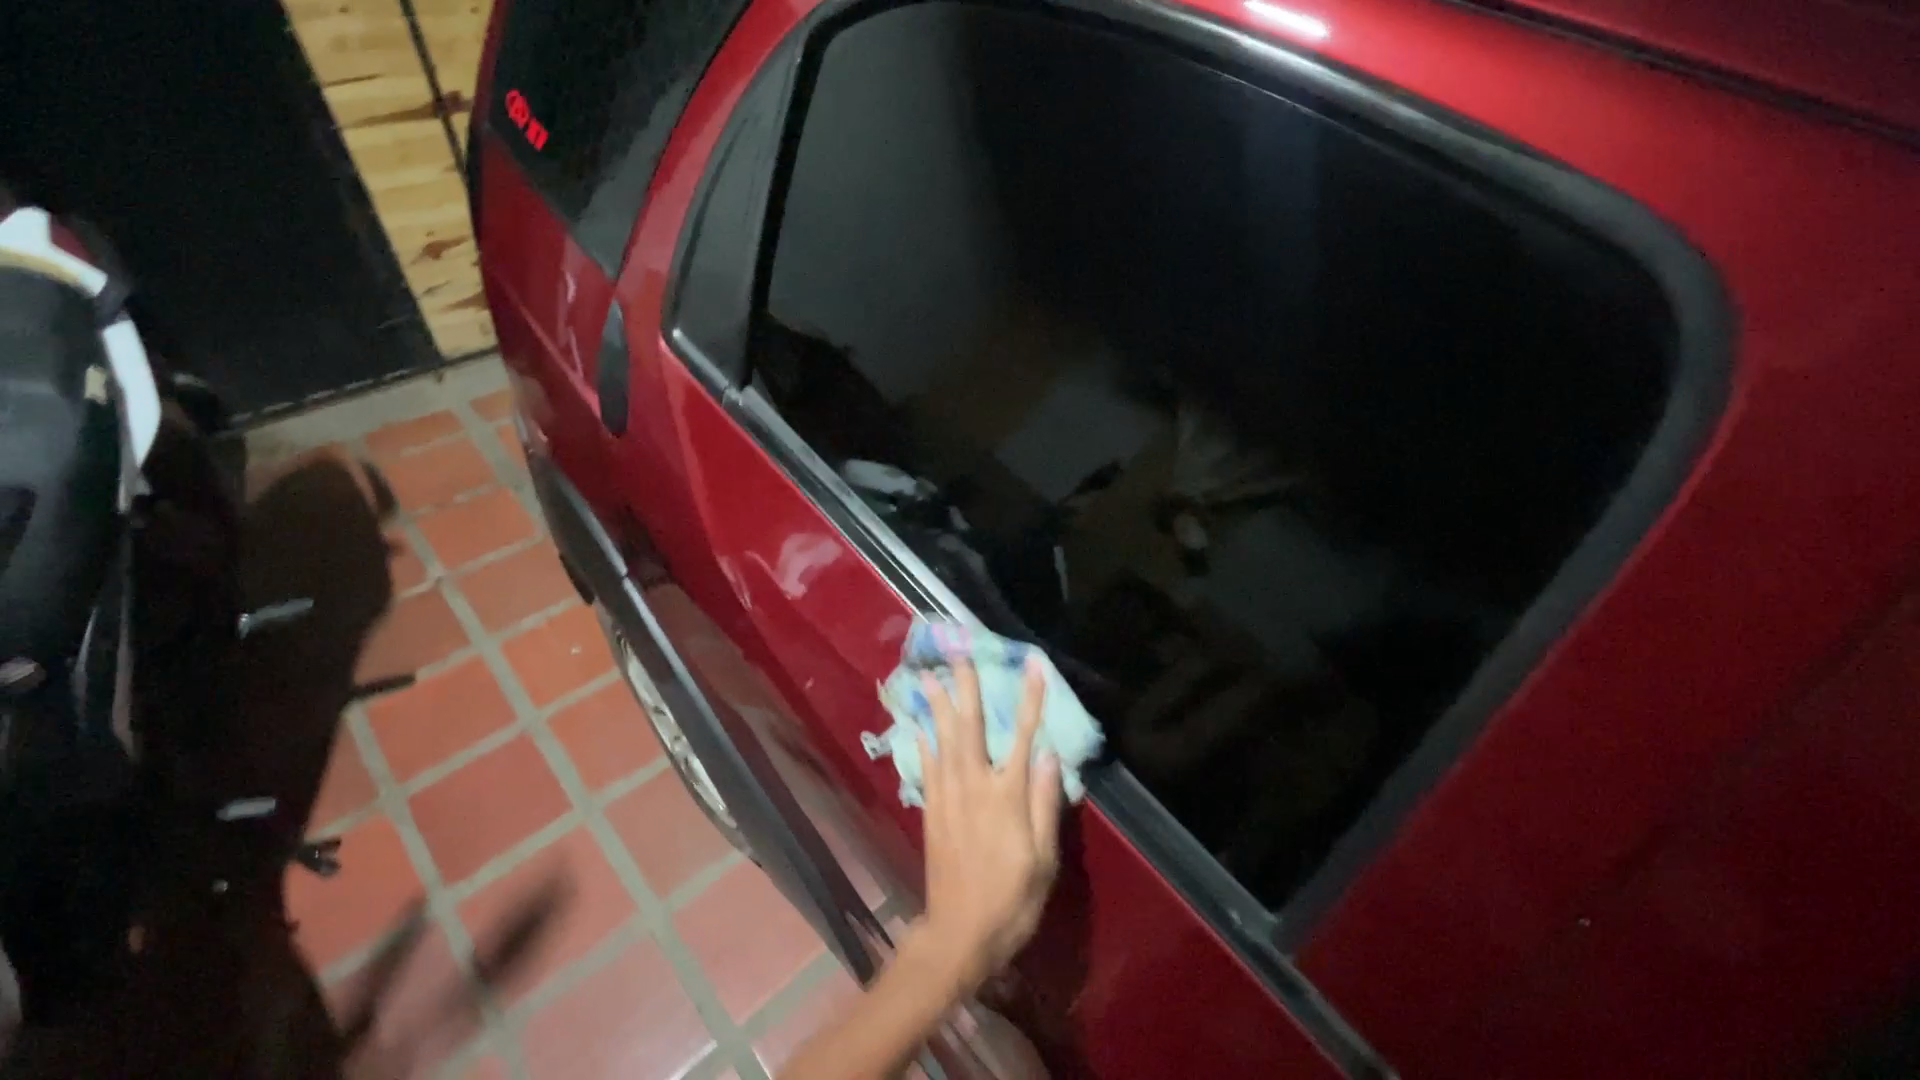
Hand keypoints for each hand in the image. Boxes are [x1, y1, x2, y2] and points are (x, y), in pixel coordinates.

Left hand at [911, 658, 1064, 993]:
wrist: (960, 932)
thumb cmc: (1012, 898)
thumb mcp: (1043, 858)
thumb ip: (1045, 803)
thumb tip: (1049, 753)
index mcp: (1007, 796)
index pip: (1022, 736)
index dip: (1028, 698)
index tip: (1032, 665)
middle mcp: (974, 786)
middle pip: (969, 726)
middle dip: (965, 686)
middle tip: (957, 652)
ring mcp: (947, 797)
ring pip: (941, 740)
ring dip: (936, 705)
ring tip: (928, 675)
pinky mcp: (931, 812)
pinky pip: (925, 766)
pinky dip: (921, 741)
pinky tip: (917, 725)